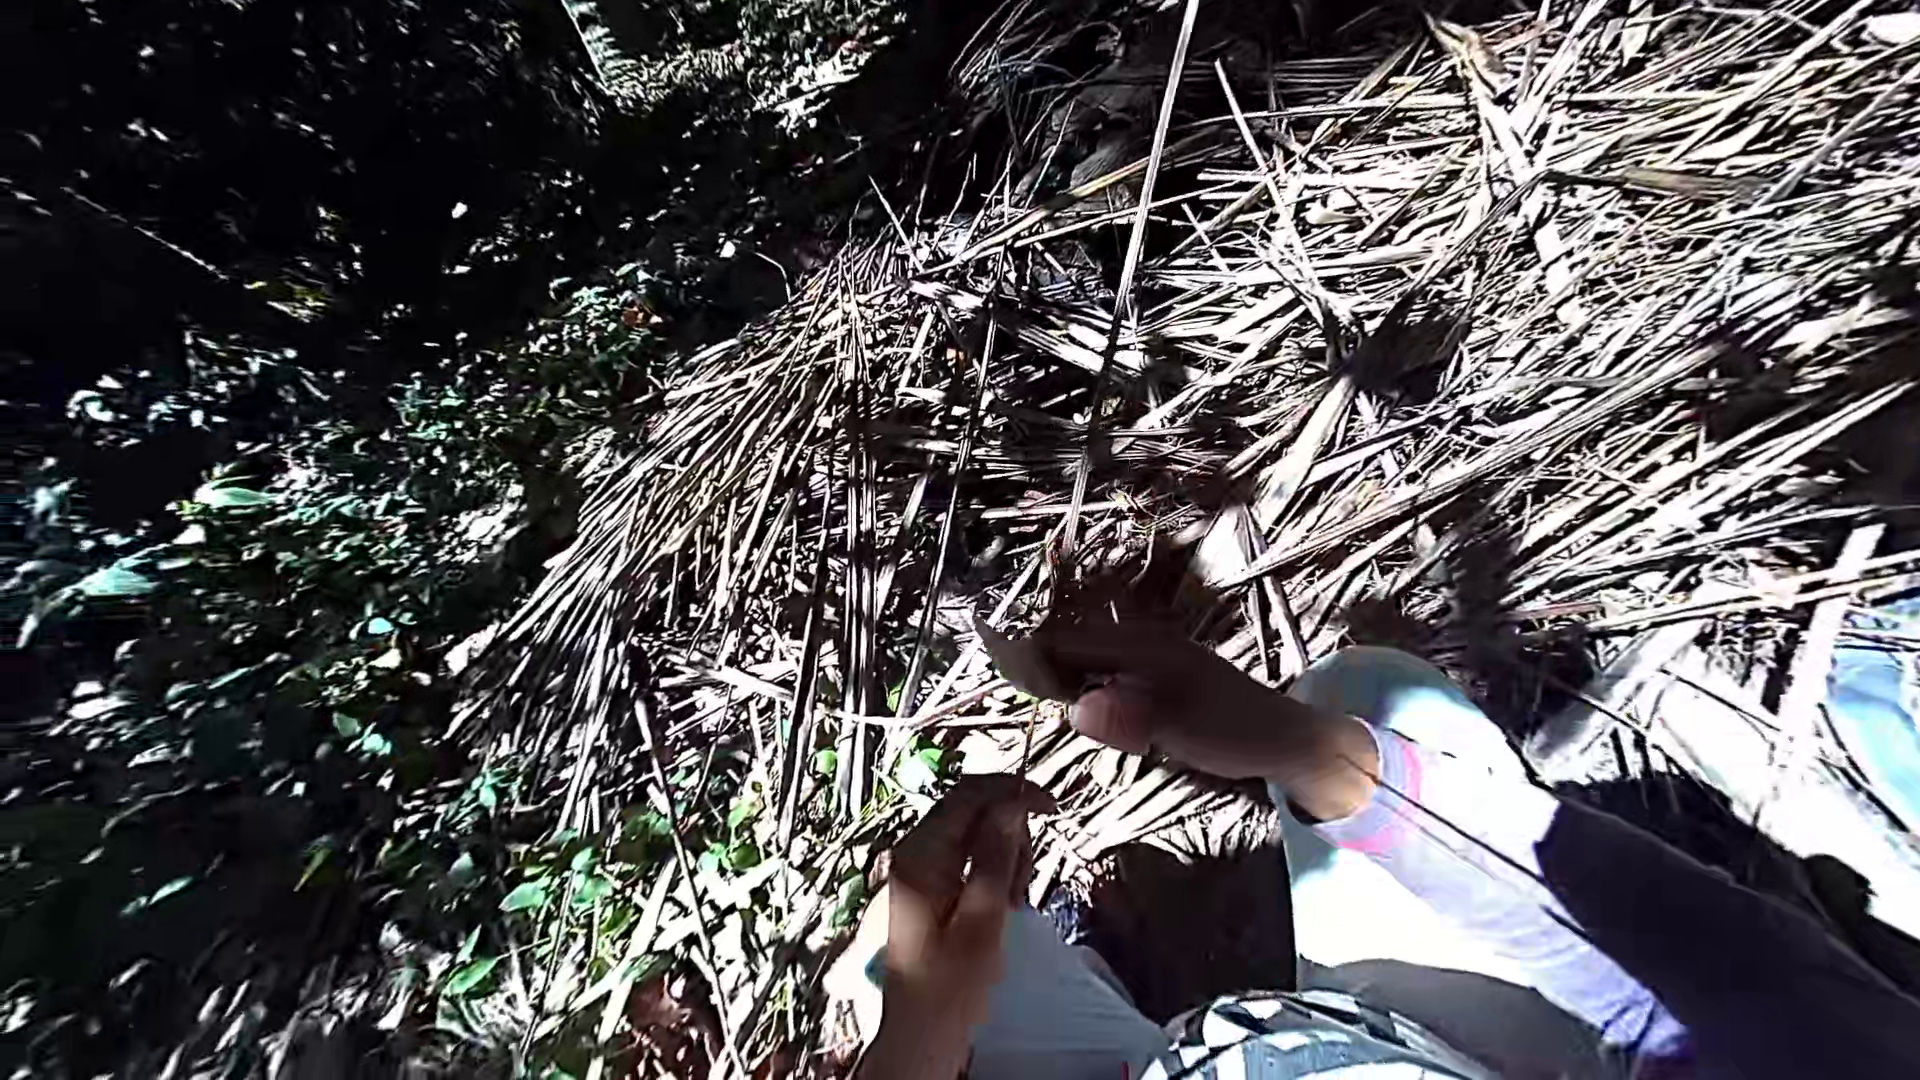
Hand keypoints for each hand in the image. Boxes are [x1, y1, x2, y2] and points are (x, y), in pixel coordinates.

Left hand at [859, 774, 1055, 1079]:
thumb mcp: (981, 923)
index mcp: (922, 852)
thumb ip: (996, 858)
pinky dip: (994, 867)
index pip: (968, 794)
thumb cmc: (950, 988)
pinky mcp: (933, 877)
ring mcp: (923, 861)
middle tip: (1021, 878)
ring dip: (1005, 853)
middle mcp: (918, 846)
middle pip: (973, 807)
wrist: (921, 1038)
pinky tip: (1003, 900)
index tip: (1050, 805)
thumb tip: (1012, 803)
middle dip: (1009, 831)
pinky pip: (971, 852)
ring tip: (1012, 898)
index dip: (1011, 790)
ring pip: (976, 829)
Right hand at [1040, 617, 1378, 819]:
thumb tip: (1074, 709)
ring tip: (1036, 696)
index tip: (999, 672)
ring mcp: (1144, 657)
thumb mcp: (1182, 728)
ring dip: (1060, 677)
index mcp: (1141, 645)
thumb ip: (1129, 718)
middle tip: (1013, 690)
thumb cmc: (1235, 730)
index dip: (1032, 654)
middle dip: (1040, 665)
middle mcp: (1137, 642)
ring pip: (1085, 660)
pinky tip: (1080, 706)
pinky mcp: (1150, 675)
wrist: (1284, 738)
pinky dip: (1083, 686)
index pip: (1070, 641)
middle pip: (1071, 645)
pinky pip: (1102, 673)